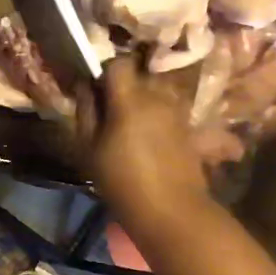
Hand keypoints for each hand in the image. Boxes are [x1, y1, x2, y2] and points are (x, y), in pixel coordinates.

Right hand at [74, 52, 210, 224]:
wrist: (171, 211)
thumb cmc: (122, 181)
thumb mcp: (89, 149)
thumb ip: (86, 111)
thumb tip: (85, 86)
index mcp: (131, 99)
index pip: (118, 63)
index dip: (104, 70)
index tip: (93, 88)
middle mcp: (158, 96)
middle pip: (140, 74)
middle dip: (124, 85)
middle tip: (108, 108)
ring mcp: (178, 110)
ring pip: (157, 90)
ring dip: (143, 98)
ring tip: (129, 122)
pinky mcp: (189, 127)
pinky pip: (169, 107)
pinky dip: (157, 113)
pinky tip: (147, 136)